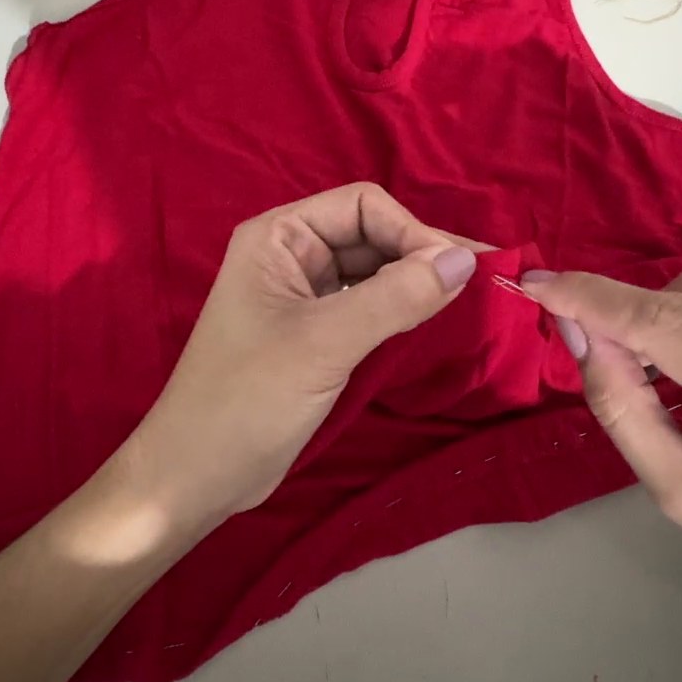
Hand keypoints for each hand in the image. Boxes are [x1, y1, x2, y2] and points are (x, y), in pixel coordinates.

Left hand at [120, 183, 480, 530]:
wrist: (197, 475)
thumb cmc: (247, 399)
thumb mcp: (323, 344)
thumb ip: (395, 298)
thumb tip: (465, 260)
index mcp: (279, 237)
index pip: (363, 206)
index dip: (412, 232)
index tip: (458, 273)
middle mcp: (292, 256)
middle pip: (372, 235)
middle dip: (421, 255)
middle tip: (483, 282)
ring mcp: (304, 296)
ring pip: (374, 272)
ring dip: (417, 283)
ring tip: (470, 300)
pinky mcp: (316, 334)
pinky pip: (369, 307)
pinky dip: (402, 310)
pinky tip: (434, 322)